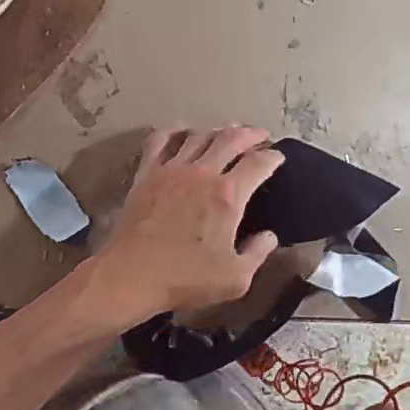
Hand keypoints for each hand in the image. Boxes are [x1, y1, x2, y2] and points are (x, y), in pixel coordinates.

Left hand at [87, 126, 283, 324]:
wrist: (131, 276)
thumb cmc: (185, 279)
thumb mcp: (235, 278)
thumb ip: (258, 253)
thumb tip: (268, 236)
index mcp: (228, 196)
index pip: (258, 164)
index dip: (273, 157)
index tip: (277, 158)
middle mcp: (202, 173)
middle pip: (231, 138)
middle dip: (250, 134)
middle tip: (259, 136)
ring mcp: (171, 169)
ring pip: (199, 134)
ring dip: (218, 130)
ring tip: (227, 133)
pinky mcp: (146, 173)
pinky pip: (161, 140)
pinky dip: (176, 131)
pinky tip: (182, 133)